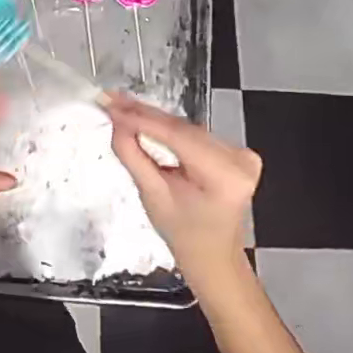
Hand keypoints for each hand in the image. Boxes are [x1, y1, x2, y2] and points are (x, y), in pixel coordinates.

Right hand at [104, 92, 259, 285]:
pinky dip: (168, 128)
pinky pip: (194, 134)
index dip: (140, 119)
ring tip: (121, 106)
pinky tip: (144, 118)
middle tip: (111, 100)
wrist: (211, 252)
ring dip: (153, 119)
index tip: (112, 106)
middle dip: (143, 115)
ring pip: (186, 128)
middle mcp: (239, 159)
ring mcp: (241, 154)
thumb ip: (134, 155)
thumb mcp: (152, 196)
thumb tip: (117, 124)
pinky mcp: (235, 151)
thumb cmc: (184, 233)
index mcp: (225, 176)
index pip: (176, 137)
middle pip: (182, 129)